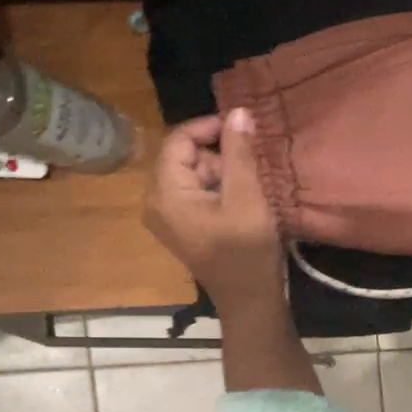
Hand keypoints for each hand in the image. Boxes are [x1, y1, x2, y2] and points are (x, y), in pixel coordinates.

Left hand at [145, 108, 284, 311]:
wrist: (249, 300)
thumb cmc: (247, 250)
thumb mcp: (247, 197)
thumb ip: (240, 153)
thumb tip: (238, 111)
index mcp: (165, 192)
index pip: (178, 140)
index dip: (209, 128)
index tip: (243, 127)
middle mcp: (156, 201)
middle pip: (185, 158)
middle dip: (219, 155)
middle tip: (254, 163)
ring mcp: (168, 217)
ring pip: (193, 177)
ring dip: (223, 173)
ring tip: (254, 183)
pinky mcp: (183, 228)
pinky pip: (196, 196)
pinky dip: (219, 190)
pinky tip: (244, 199)